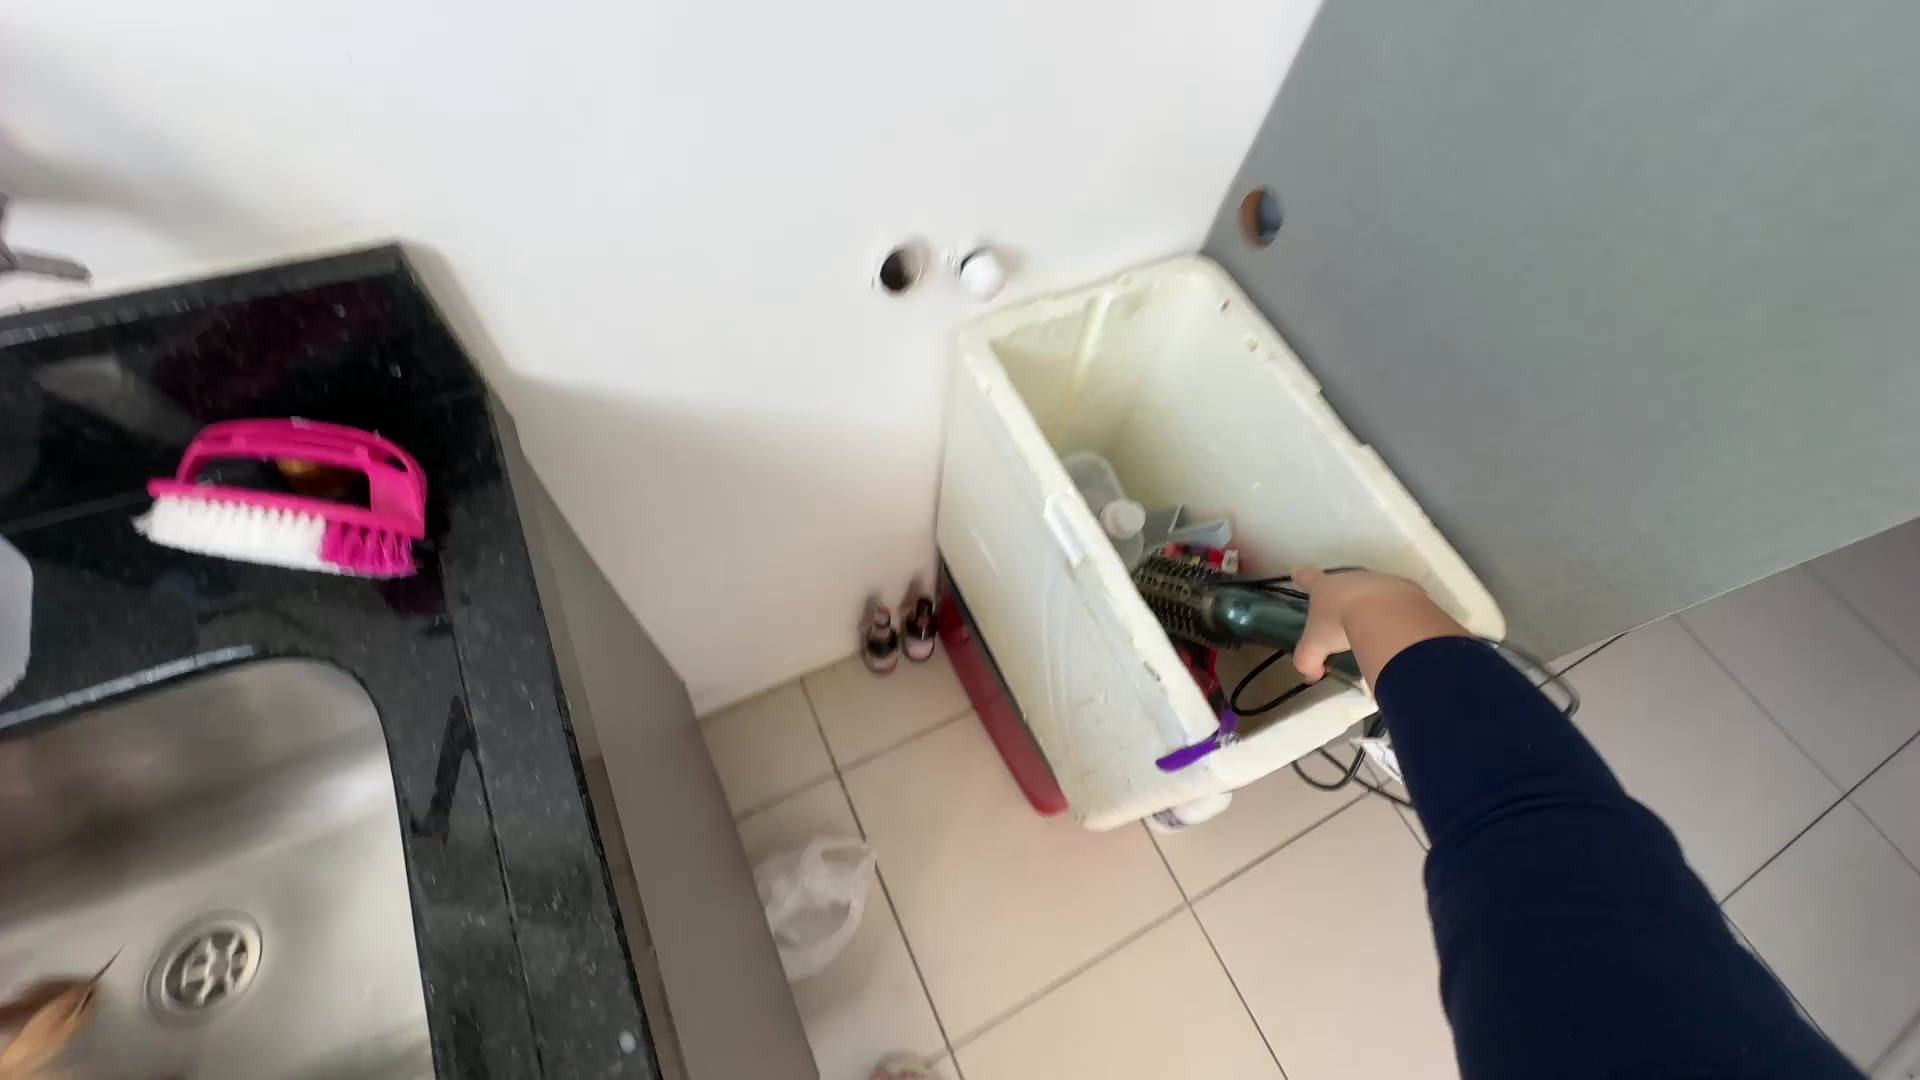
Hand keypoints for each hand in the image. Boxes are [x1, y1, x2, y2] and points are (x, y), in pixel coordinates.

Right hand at [1290, 567, 1467, 685]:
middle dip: (1342, 596)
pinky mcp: (1407, 589)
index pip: (1307, 578)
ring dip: (1372, 605)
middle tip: (1343, 613)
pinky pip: (1399, 602)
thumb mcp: (1316, 646)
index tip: (1296, 571)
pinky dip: (1397, 613)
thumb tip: (1311, 675)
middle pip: (1343, 583)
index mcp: (1323, 587)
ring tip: (1374, 627)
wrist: (1385, 613)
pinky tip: (1398, 629)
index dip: (1301, 576)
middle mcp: (1350, 578)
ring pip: (1372, 591)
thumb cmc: (1340, 623)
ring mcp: (1380, 581)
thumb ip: (1308, 660)